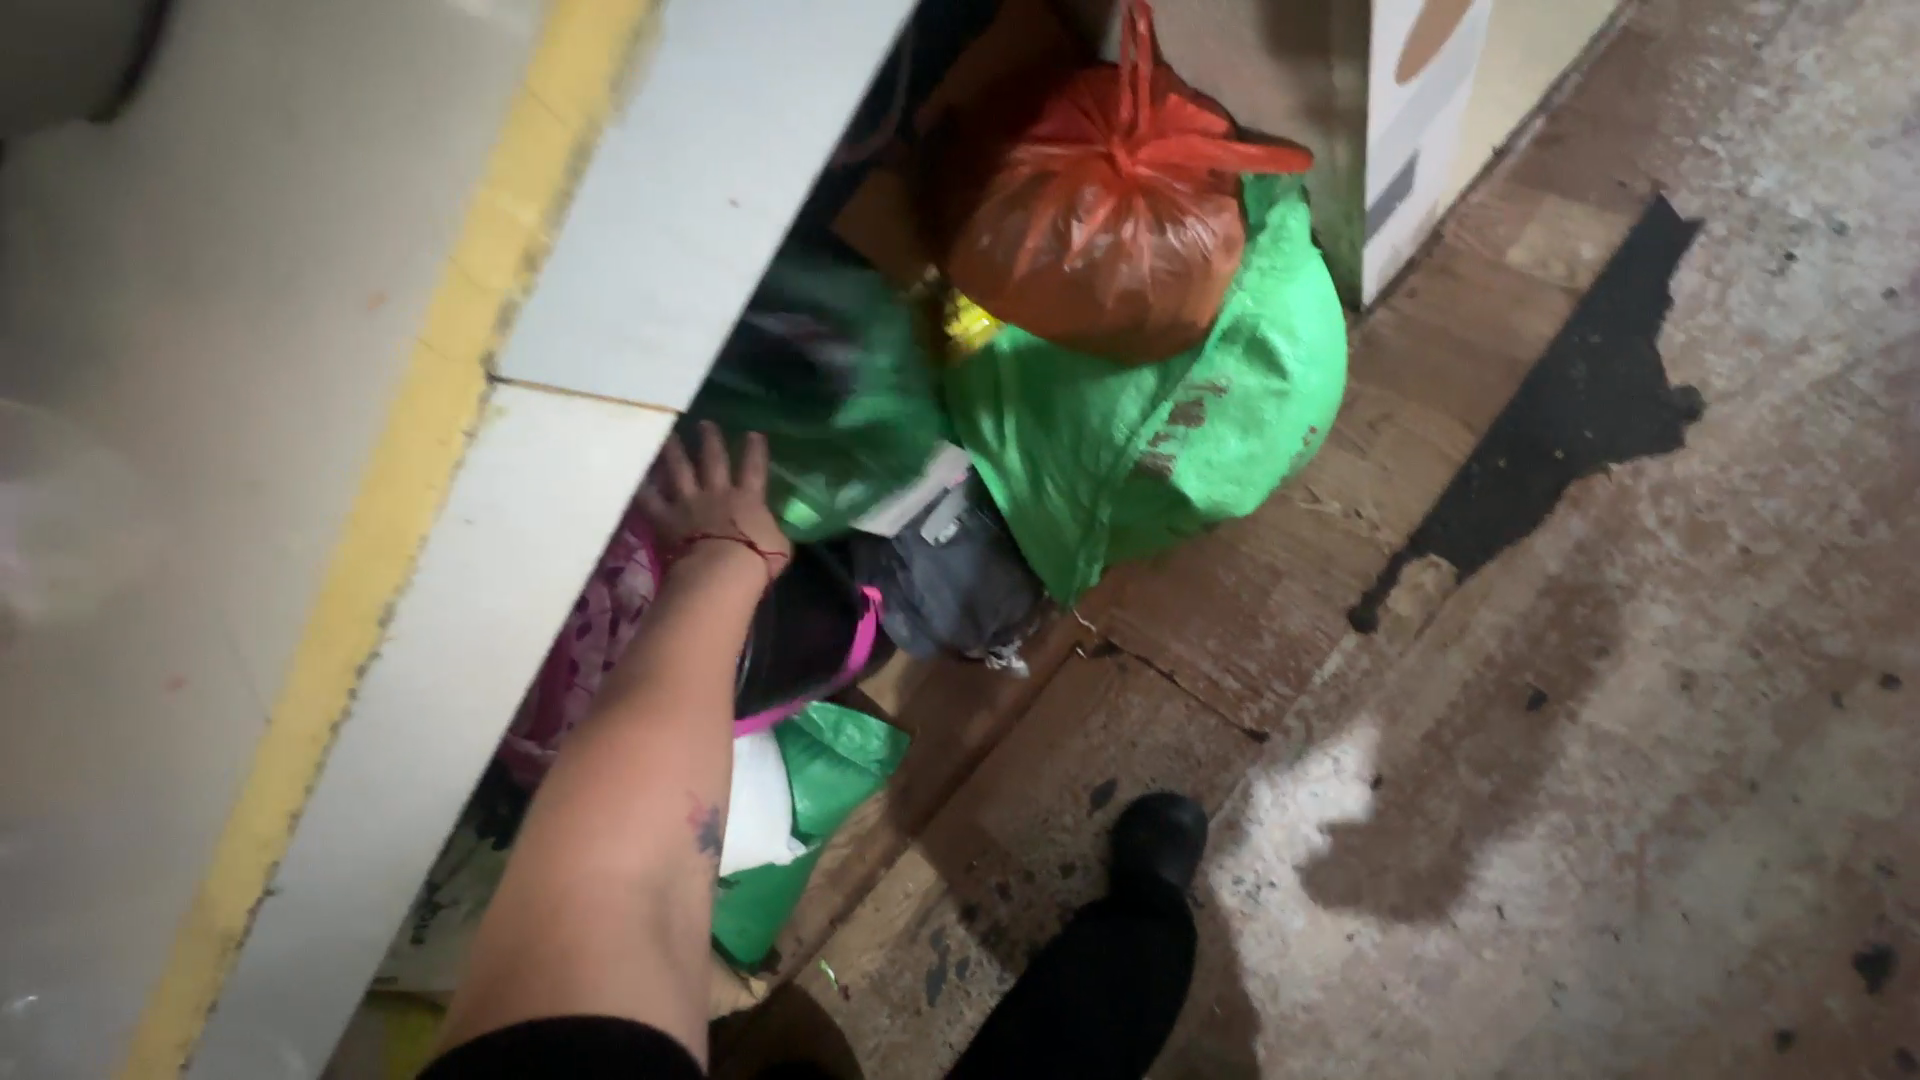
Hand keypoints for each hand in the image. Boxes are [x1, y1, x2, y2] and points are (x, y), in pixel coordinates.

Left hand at [638, 422, 791, 587]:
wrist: (721, 572)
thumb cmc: (757, 561)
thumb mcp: (780, 546)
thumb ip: (773, 532)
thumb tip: (773, 531)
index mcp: (748, 499)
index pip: (754, 468)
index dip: (755, 450)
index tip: (754, 433)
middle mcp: (717, 493)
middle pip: (713, 460)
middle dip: (710, 440)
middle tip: (704, 423)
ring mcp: (689, 503)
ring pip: (680, 470)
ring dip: (673, 451)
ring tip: (668, 434)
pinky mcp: (666, 518)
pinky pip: (651, 499)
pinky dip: (643, 487)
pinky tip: (636, 476)